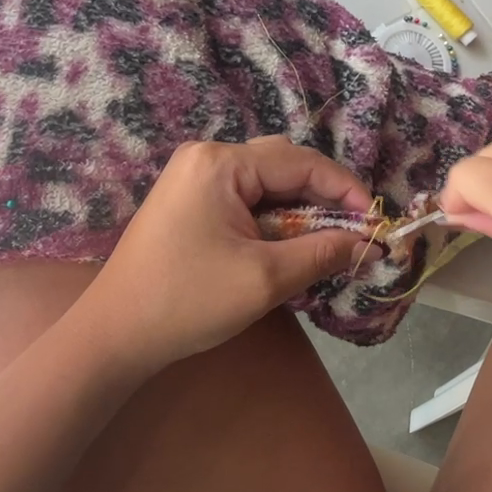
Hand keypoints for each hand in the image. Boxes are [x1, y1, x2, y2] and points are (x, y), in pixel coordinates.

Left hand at [77, 136, 374, 370]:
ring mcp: (192, 177)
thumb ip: (322, 252)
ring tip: (328, 240)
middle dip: (323, 196)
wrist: (115, 334)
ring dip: (299, 208)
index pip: (300, 162)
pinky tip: (288, 242)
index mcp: (220, 163)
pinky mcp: (188, 200)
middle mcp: (205, 157)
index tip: (376, 221)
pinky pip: (243, 197)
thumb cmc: (188, 301)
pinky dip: (272, 217)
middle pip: (282, 164)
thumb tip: (369, 243)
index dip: (344, 189)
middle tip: (354, 231)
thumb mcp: (264, 279)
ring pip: (264, 182)